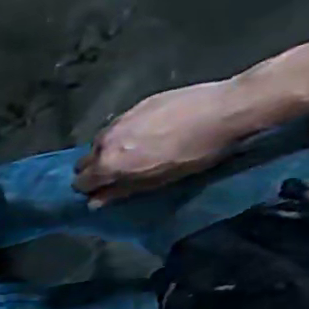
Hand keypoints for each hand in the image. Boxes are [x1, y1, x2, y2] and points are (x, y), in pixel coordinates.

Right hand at [74, 80, 260, 206]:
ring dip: (110, 149)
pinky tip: (150, 131)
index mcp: (108, 164)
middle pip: (85, 161)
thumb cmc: (195, 152)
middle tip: (120, 170)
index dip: (90, 188)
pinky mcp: (136, 106)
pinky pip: (119, 125)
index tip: (105, 189)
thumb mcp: (159, 179)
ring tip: (136, 148)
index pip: (80, 182)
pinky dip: (126, 132)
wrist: (227, 108)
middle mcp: (105, 142)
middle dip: (96, 168)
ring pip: (101, 141)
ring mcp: (119, 121)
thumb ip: (121, 190)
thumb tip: (94, 202)